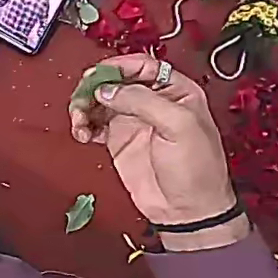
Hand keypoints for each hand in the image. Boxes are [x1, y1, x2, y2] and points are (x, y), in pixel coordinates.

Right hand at [68, 54, 246, 251]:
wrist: (188, 211)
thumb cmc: (198, 169)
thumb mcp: (178, 126)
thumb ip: (143, 101)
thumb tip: (107, 89)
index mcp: (175, 91)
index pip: (143, 66)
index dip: (120, 66)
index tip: (100, 73)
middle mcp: (152, 102)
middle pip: (116, 81)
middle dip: (96, 85)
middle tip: (84, 94)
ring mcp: (134, 121)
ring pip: (101, 101)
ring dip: (85, 105)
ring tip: (79, 119)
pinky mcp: (119, 141)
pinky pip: (94, 124)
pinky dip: (84, 125)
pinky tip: (82, 133)